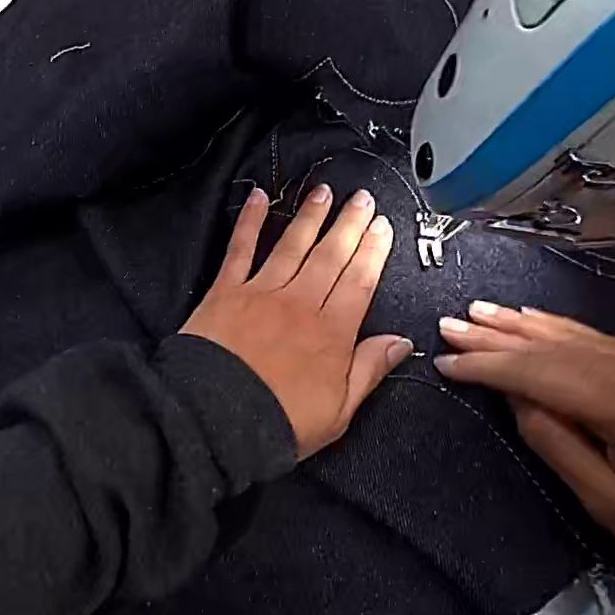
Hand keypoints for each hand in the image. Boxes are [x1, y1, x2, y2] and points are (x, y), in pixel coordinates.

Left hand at [182, 184, 408, 457]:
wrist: (213, 422)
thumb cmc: (278, 422)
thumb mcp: (338, 411)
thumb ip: (369, 370)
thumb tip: (401, 342)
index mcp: (331, 332)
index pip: (360, 280)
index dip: (374, 250)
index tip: (382, 226)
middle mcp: (300, 302)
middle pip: (331, 255)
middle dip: (350, 224)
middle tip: (362, 198)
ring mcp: (262, 292)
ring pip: (293, 244)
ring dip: (311, 215)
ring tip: (325, 191)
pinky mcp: (226, 291)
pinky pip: (241, 248)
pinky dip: (250, 221)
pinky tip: (259, 197)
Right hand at [435, 303, 614, 566]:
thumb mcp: (613, 509)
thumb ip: (556, 443)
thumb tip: (514, 394)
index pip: (552, 377)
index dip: (495, 365)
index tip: (453, 359)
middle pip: (568, 349)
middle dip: (506, 336)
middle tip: (458, 323)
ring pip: (592, 340)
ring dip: (533, 327)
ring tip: (488, 314)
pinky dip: (573, 333)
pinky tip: (542, 322)